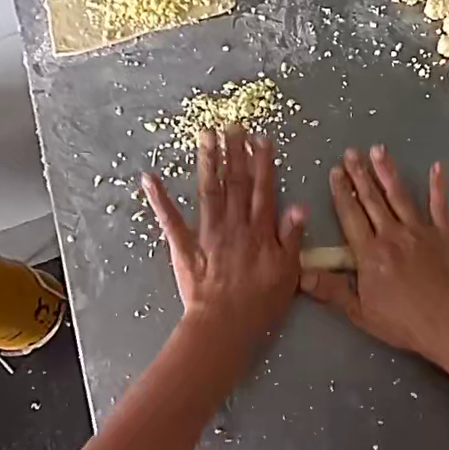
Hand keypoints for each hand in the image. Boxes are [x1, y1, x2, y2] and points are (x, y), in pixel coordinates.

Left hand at [142, 126, 306, 346]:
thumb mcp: (288, 272)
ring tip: (205, 135)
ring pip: (208, 191)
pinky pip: (170, 220)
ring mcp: (207, 232)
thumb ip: (291, 237)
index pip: (262, 188)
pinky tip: (150, 178)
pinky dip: (160, 199)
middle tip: (231, 124)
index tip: (259, 138)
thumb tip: (298, 206)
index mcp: (259, 229)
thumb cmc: (260, 303)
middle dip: (234, 151)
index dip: (261, 162)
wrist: (225, 325)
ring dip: (207, 162)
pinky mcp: (184, 246)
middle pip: (234, 182)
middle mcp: (233, 224)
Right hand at [302, 146, 448, 354]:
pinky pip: (438, 206)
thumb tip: (300, 274)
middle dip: (359, 174)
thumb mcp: (359, 312)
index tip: (335, 171)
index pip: (350, 215)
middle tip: (351, 152)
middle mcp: (392, 234)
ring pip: (399, 196)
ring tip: (378, 150)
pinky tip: (436, 168)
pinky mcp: (442, 235)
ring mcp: (419, 231)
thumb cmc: (402, 321)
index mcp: (369, 252)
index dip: (341, 192)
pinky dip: (437, 187)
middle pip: (372, 199)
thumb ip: (331, 290)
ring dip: (387, 172)